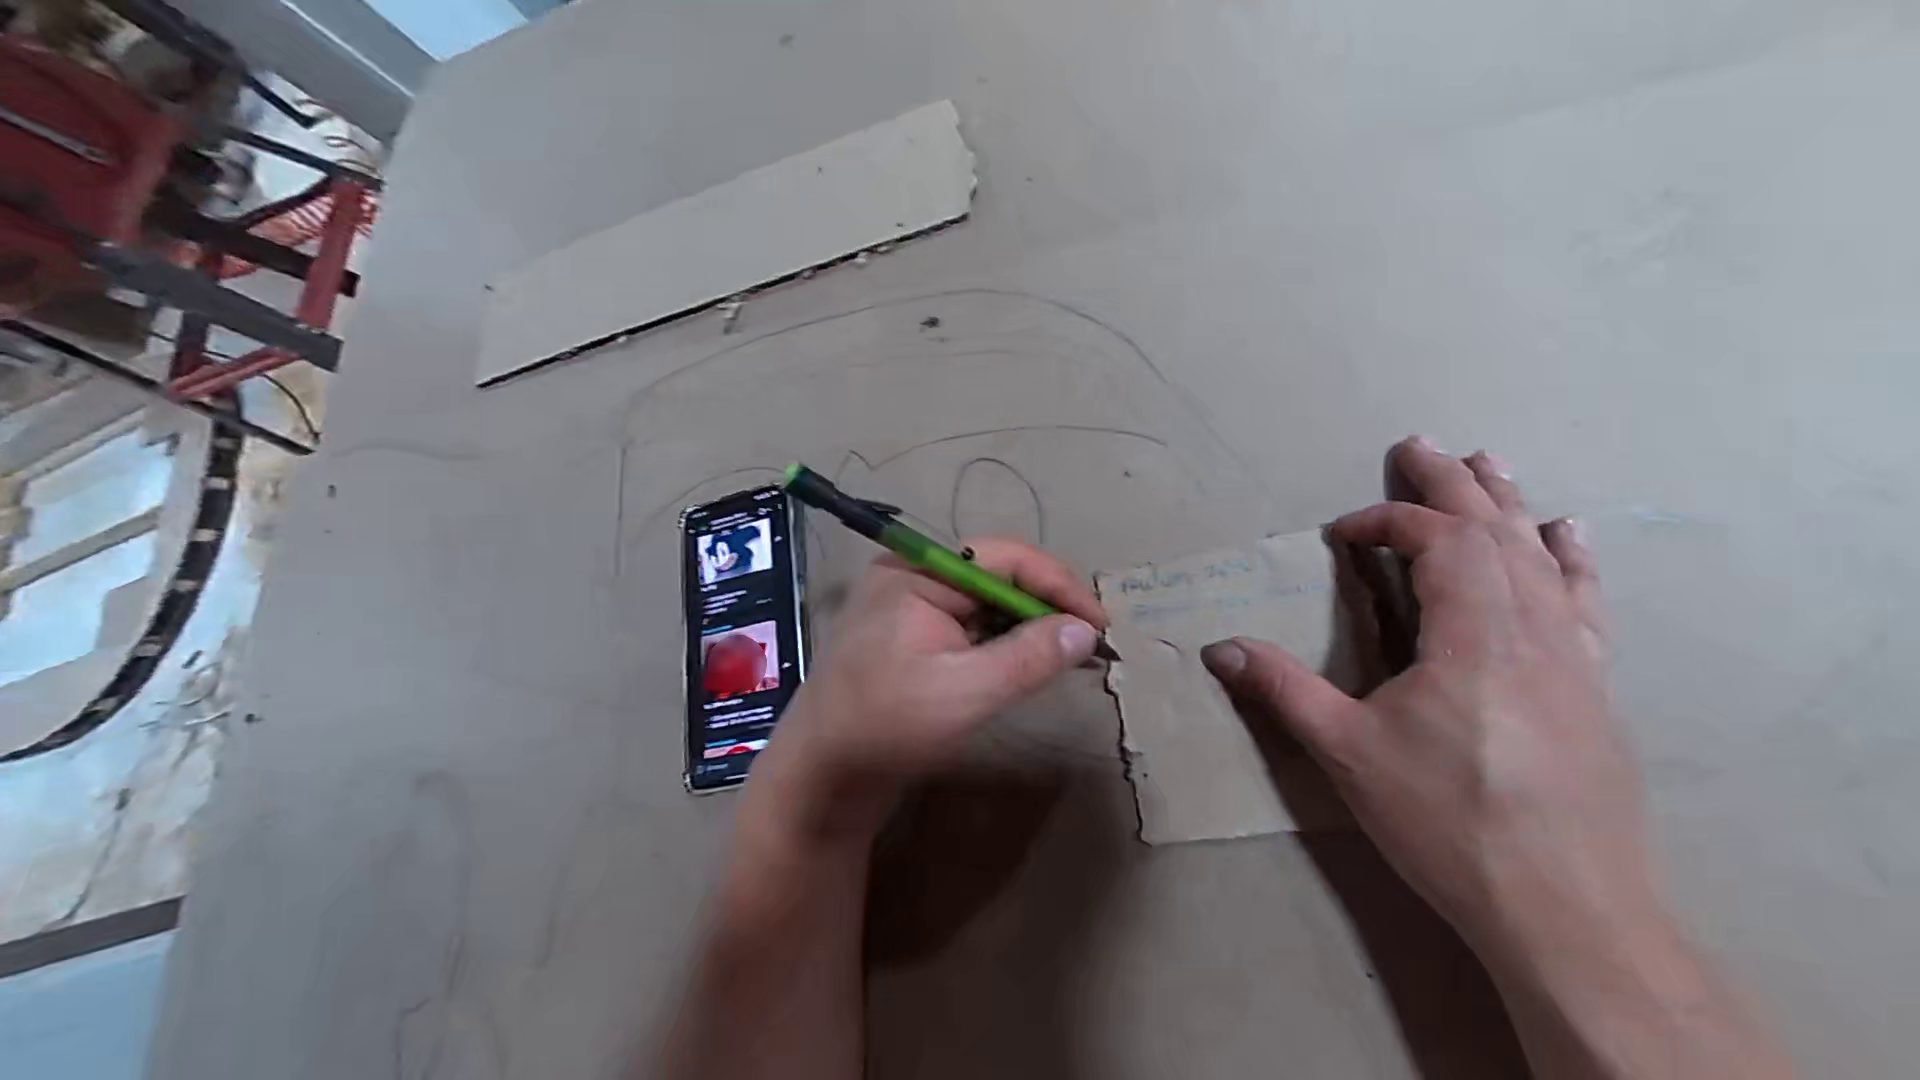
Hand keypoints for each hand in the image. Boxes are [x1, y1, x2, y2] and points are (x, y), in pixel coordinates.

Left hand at [743, 538, 1104, 842]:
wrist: (821, 771)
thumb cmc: (887, 725)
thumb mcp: (966, 691)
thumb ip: (1029, 657)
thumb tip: (1085, 630)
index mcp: (919, 572)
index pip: (1005, 558)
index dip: (1059, 585)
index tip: (1100, 624)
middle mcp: (914, 576)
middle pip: (997, 574)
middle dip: (1046, 606)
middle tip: (1089, 641)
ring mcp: (910, 604)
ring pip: (986, 601)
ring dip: (1028, 623)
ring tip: (1068, 653)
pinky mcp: (912, 634)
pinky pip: (968, 623)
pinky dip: (1002, 639)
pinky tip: (1027, 661)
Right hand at [1202, 437, 1654, 959]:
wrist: (1568, 911)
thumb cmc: (1447, 821)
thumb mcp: (1346, 752)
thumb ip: (1282, 689)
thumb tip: (1219, 648)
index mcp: (1473, 638)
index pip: (1438, 545)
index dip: (1387, 522)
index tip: (1342, 532)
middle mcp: (1531, 633)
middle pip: (1494, 533)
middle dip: (1451, 484)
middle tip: (1419, 444)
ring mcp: (1573, 660)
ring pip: (1542, 559)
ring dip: (1509, 505)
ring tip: (1489, 462)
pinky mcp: (1592, 690)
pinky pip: (1582, 604)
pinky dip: (1570, 560)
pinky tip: (1570, 536)